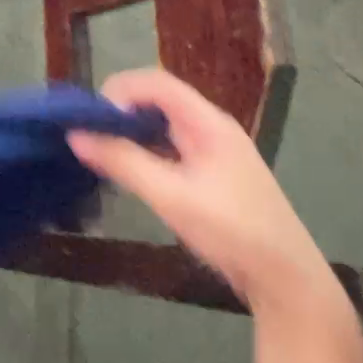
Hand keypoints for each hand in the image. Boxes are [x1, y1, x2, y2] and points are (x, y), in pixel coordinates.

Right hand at [68, 69, 334, 311]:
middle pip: (159, 99)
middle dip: (120, 110)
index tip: (91, 118)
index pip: (156, 83)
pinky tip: (129, 171)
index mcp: (208, 123)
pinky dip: (145, 150)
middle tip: (89, 135)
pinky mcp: (214, 174)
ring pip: (164, 124)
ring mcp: (215, 151)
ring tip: (101, 152)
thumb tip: (75, 135)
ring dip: (131, 131)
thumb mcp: (170, 196)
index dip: (119, 90)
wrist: (287, 279)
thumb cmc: (231, 231)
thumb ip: (122, 162)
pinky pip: (172, 146)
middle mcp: (212, 128)